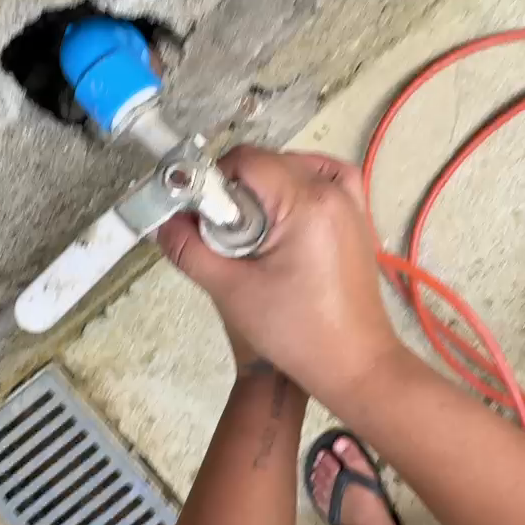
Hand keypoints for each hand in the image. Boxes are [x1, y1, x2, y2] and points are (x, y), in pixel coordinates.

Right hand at [158, 147, 409, 403]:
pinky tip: (286, 212)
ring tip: (253, 230)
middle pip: (270, 163)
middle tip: (226, 234)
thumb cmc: (298, 332)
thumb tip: (166, 223)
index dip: (214, 181)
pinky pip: (328, 180)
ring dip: (267, 188)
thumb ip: (190, 250)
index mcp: (307, 203)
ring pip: (297, 168)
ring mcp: (352, 203)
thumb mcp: (232, 291)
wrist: (354, 364)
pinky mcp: (358, 219)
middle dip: (239, 190)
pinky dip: (303, 186)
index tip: (201, 215)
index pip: (247, 160)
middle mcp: (335, 192)